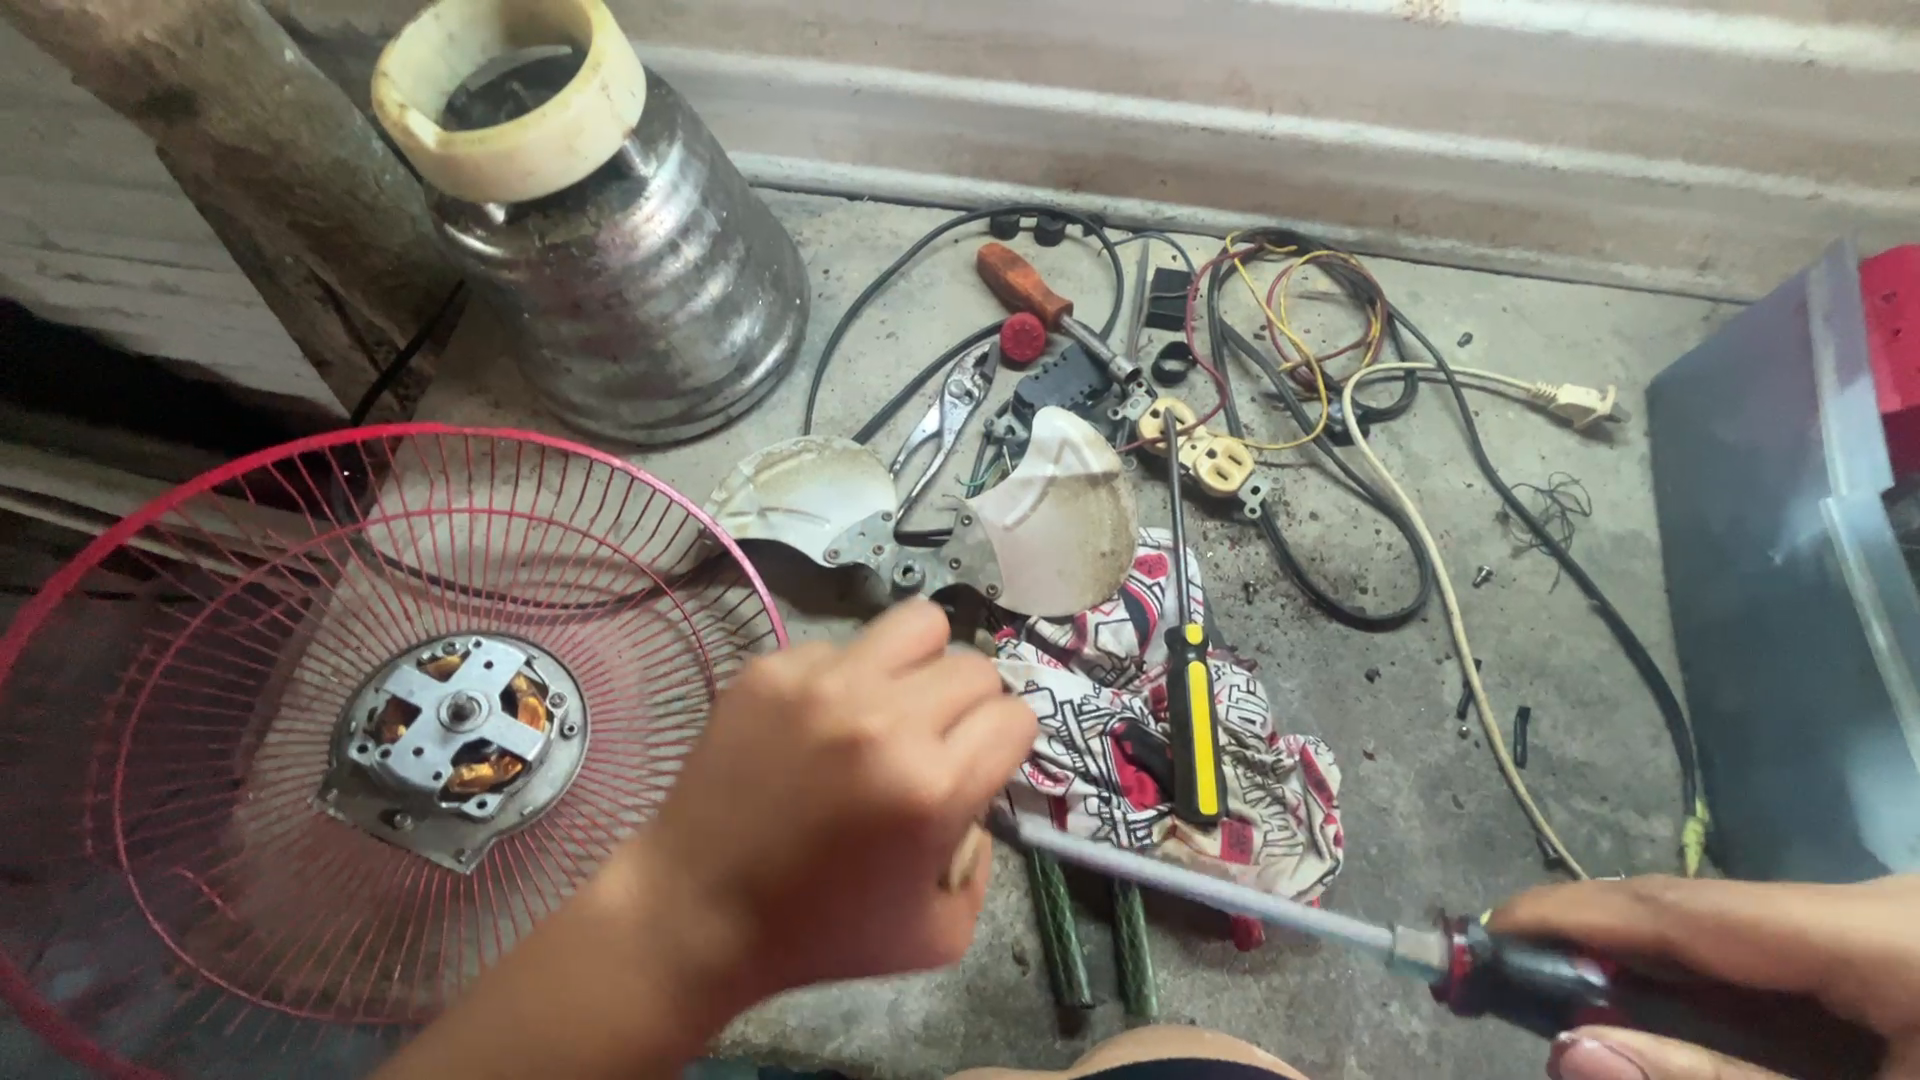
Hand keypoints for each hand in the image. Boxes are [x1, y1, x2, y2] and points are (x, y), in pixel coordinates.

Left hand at [634, 598, 1035, 997]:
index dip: (1005, 743)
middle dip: (970, 704)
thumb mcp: (938, 933)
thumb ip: (985, 860)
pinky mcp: (772, 668)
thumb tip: (974, 785)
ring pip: (918, 624)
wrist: (695, 911)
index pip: (1015, 718)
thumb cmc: (821, 932)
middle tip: (935, 737)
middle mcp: (884, 720)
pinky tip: (817, 722)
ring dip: (921, 664)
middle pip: (975, 667)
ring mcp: (822, 684)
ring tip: (892, 700)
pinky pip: (841, 647)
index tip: (978, 760)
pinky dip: (846, 679)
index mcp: (931, 787)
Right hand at [1490, 875, 1919, 1079]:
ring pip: (1727, 935)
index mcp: (1879, 932)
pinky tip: (1686, 1024)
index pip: (1678, 904)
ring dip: (1655, 977)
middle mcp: (1872, 904)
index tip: (1482, 934)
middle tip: (1523, 987)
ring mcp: (1885, 923)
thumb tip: (1568, 1053)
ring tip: (1590, 1009)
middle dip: (1603, 952)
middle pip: (1694, 914)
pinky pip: (1774, 958)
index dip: (1568, 915)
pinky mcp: (1893, 947)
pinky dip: (1715, 993)